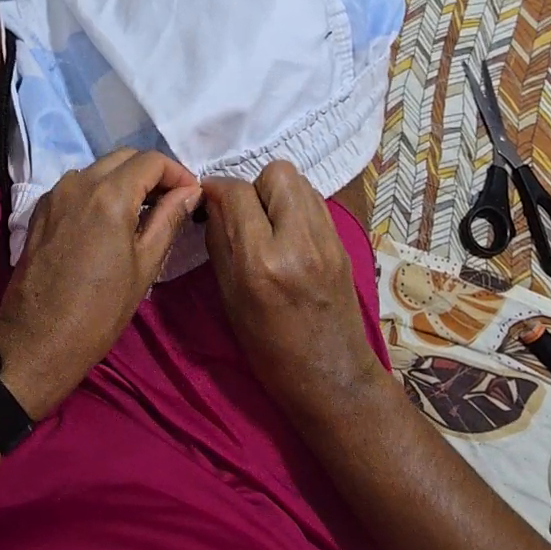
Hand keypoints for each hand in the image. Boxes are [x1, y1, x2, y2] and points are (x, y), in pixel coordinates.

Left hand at [0, 149, 200, 418]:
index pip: (151, 160)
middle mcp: (79, 183)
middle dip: (152, 172)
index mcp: (109, 194)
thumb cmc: (100, 310)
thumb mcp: (145, 265)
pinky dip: (99, 192)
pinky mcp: (41, 210)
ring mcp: (56, 194)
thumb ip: (169, 219)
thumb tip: (190, 191)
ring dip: (124, 180)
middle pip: (124, 157)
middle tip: (171, 201)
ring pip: (99, 169)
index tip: (191, 193)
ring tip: (143, 212)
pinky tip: (110, 222)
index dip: (177, 172)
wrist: (38, 340)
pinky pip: (77, 187)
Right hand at [202, 161, 388, 418]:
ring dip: (276, 192)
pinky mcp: (342, 243)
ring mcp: (327, 239)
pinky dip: (296, 205)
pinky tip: (287, 231)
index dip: (217, 189)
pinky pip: (315, 201)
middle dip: (253, 185)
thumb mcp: (230, 298)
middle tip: (244, 213)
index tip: (208, 199)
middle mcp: (299, 241)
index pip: (237, 193)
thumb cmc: (268, 348)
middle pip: (276, 173)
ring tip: (266, 220)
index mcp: (262, 261)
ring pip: (299, 181)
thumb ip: (220, 243)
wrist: (331, 377)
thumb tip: (212, 204)